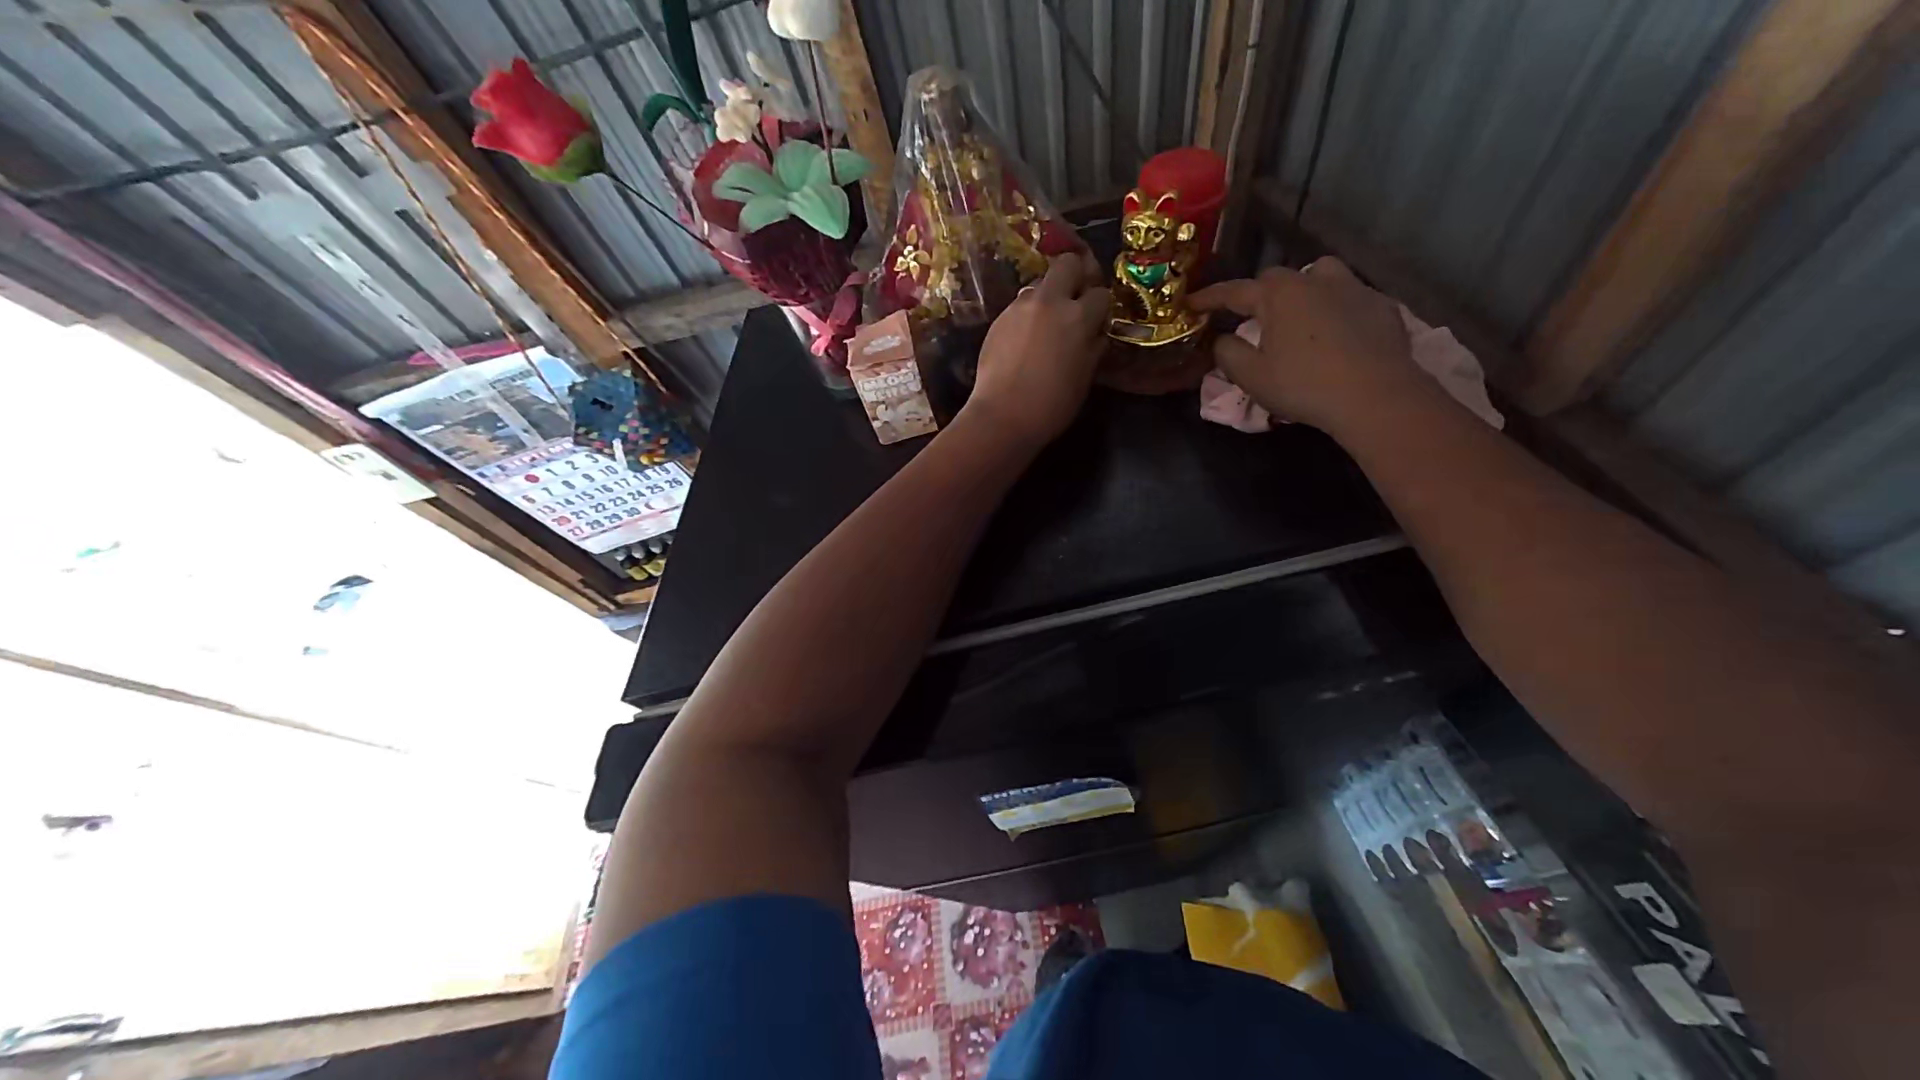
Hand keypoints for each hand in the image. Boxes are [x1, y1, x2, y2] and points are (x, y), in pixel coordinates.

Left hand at [963, 252, 1110, 449]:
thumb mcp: (1084, 377)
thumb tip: (1097, 332)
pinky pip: (1020, 304)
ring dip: (1050, 295)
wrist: (1003, 415)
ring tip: (1048, 322)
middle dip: (1077, 274)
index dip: (1102, 306)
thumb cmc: (1052, 404)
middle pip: (1068, 264)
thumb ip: (1093, 347)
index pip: (1100, 294)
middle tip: (1077, 298)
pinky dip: (1029, 313)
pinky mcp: (999, 318)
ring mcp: (1020, 307)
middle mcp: (1049, 302)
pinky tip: (1027, 338)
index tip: (1099, 318)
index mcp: (1078, 317)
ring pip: (1040, 283)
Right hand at [1190, 258, 1426, 432]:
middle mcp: (1315, 280)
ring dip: (1303, 290)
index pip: (1234, 291)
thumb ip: (1228, 353)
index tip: (1191, 304)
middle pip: (1278, 279)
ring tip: (1299, 315)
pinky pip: (1350, 298)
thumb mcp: (1251, 376)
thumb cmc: (1304, 385)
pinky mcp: (1382, 305)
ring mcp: (1353, 288)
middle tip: (1251, 319)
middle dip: (1259, 295)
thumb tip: (1223, 339)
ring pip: (1320, 276)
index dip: (1209, 298)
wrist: (1376, 396)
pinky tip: (1337, 332)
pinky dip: (1336, 308)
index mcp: (1278, 294)